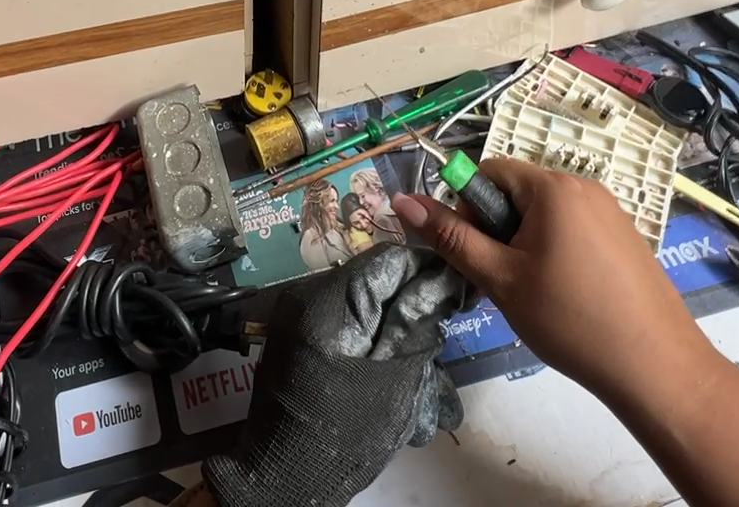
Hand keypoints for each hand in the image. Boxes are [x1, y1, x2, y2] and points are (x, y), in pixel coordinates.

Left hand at [202, 244, 464, 506]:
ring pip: (362, 301)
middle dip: (409, 303)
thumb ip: (416, 324)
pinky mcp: (298, 334)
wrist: (283, 477)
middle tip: (440, 334)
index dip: (425, 272)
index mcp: (326, 300)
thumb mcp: (393, 379)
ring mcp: (298, 313)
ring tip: (420, 360)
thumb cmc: (342, 433)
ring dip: (393, 324)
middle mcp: (306, 294)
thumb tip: (442, 280)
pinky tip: (391, 368)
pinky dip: (371, 337)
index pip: (386, 260)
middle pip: (373, 279)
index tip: (454, 294)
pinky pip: (345, 320)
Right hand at [393, 156, 715, 400]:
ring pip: (543, 213)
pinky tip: (565, 295)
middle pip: (516, 191)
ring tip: (533, 292)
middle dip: (497, 228)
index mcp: (553, 187)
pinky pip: (572, 227)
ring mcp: (610, 210)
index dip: (469, 208)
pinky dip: (554, 250)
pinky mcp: (626, 236)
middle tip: (502, 279)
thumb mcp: (500, 278)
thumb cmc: (572, 320)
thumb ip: (450, 237)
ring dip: (523, 242)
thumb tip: (402, 200)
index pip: (489, 171)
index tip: (476, 254)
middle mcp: (583, 186)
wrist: (660, 372)